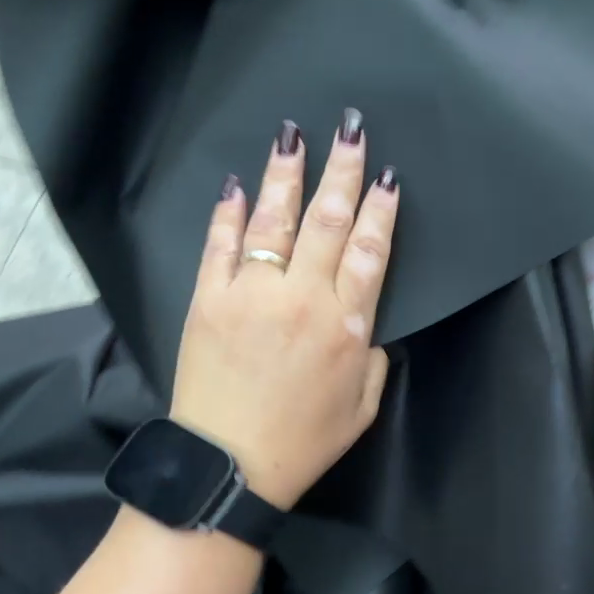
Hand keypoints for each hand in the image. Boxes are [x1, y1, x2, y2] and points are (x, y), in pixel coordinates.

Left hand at [171, 111, 397, 508]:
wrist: (229, 463)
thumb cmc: (305, 442)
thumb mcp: (362, 408)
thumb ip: (372, 359)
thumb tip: (364, 326)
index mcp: (346, 326)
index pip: (368, 251)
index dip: (379, 211)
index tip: (385, 176)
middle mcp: (302, 298)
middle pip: (327, 221)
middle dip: (342, 172)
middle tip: (350, 130)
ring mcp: (252, 294)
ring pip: (274, 220)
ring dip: (287, 175)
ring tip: (294, 135)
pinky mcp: (208, 299)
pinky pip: (220, 245)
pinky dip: (229, 212)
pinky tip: (238, 184)